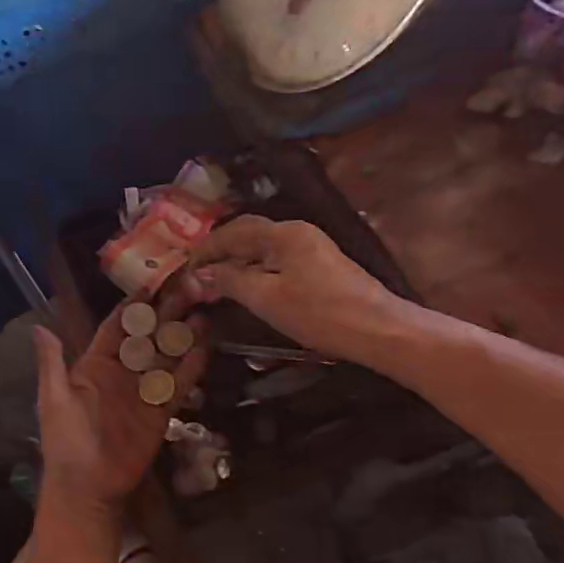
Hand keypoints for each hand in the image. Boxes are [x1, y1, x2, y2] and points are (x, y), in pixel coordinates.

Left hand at [33, 301, 207, 513]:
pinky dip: (191, 365)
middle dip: (165, 313)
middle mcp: (120, 372)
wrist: (87, 486)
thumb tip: (39, 326)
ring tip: (202, 310)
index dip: (133, 306)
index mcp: (93, 365)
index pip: (116, 327)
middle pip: (146, 337)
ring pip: (166, 356)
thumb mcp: (53, 398)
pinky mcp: (161, 411)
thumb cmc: (66, 440)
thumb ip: (51, 363)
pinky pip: (177, 383)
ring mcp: (142, 391)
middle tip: (187, 288)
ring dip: (182, 335)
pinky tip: (205, 345)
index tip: (151, 283)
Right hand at [179, 217, 416, 362]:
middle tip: (195, 272)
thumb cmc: (318, 313)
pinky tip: (245, 288)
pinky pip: (276, 260)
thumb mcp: (265, 298)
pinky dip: (254, 270)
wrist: (379, 330)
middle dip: (220, 251)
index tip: (184, 266)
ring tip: (213, 281)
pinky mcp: (319, 267)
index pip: (233, 231)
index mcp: (283, 234)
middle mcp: (297, 233)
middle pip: (249, 235)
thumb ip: (229, 280)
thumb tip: (200, 273)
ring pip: (263, 249)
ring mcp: (311, 248)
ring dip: (236, 262)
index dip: (206, 248)